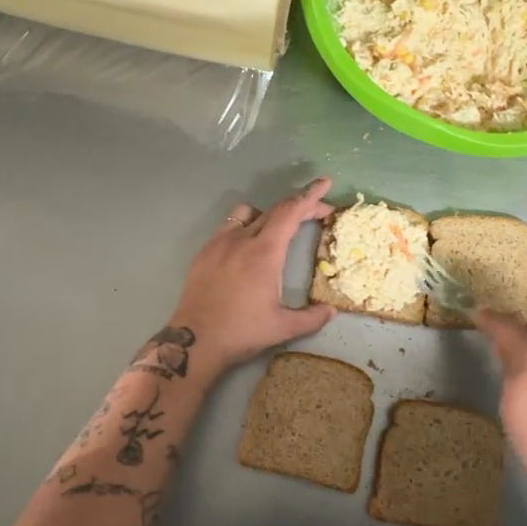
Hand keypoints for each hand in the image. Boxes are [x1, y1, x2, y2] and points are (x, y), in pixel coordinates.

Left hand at [167, 178, 335, 372]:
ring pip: (248, 213)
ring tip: (279, 231)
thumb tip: (332, 311)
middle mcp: (242, 239)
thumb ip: (311, 317)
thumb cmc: (241, 332)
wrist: (194, 341)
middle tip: (318, 213)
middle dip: (299, 206)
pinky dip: (245, 228)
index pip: (291, 211)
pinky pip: (228, 227)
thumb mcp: (282, 328)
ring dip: (269, 214)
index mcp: (264, 253)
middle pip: (275, 209)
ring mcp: (219, 243)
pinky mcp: (204, 252)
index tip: (325, 184)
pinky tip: (247, 249)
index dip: (311, 195)